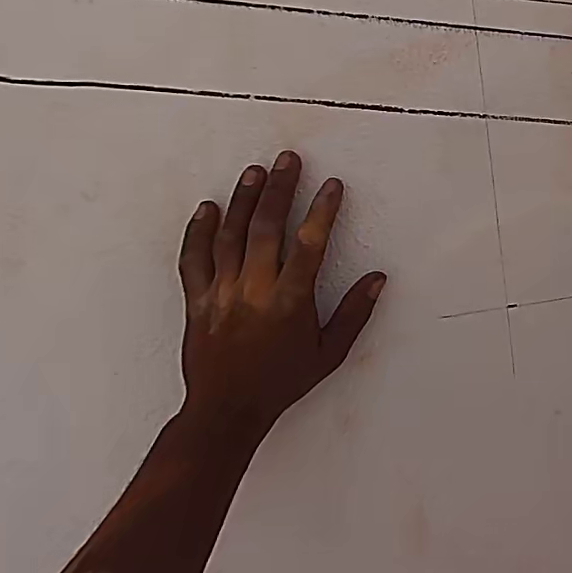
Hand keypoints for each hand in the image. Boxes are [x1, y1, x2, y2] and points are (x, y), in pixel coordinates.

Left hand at [176, 150, 385, 434]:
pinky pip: (193, 260)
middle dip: (281, 189)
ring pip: (231, 236)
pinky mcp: (197, 300)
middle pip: (267, 229)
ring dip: (244, 200)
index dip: (323, 211)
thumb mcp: (329, 354)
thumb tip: (378, 278)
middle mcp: (254, 290)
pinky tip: (208, 207)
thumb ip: (354, 313)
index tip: (332, 184)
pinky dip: (198, 231)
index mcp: (289, 302)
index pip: (310, 245)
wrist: (225, 412)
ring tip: (256, 171)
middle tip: (289, 159)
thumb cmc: (281, 382)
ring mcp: (222, 293)